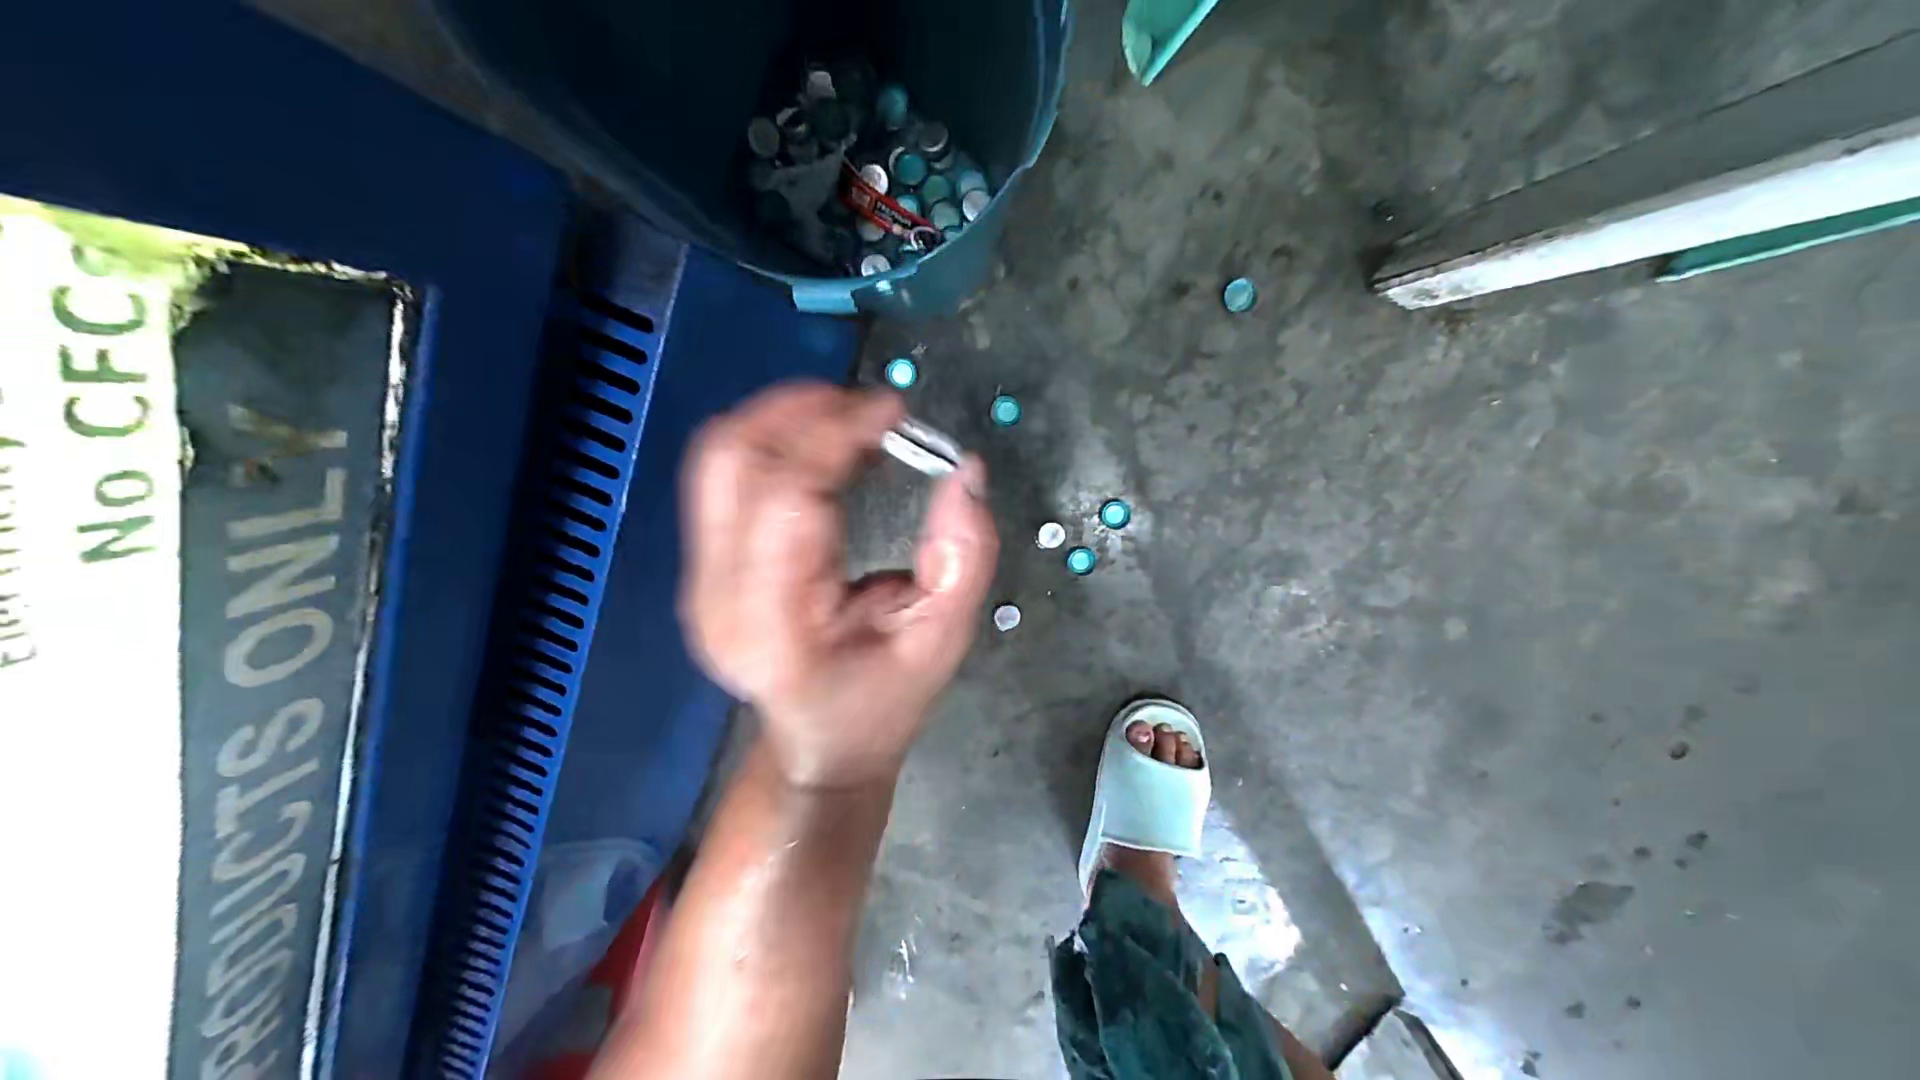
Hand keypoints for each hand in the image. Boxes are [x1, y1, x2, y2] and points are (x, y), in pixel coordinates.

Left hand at [679, 382, 998, 788]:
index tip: (893, 411)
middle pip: (734, 462)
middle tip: (870, 406)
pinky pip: (725, 477)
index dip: (837, 437)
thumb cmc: (883, 701)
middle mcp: (719, 596)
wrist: (821, 742)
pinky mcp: (703, 565)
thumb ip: (964, 557)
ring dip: (783, 418)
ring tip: (849, 418)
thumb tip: (965, 470)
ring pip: (719, 459)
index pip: (788, 498)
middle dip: (803, 410)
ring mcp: (700, 579)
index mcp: (776, 622)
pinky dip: (775, 443)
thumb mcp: (943, 638)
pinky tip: (824, 447)